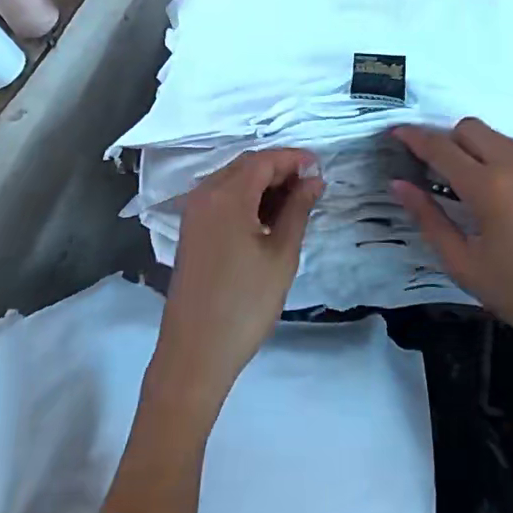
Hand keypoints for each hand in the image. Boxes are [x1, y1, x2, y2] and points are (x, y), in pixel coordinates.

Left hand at [154, 149, 323, 399]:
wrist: (196, 353)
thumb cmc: (245, 303)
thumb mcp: (282, 254)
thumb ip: (298, 209)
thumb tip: (313, 180)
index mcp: (226, 196)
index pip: (264, 160)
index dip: (294, 159)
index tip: (321, 168)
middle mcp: (204, 195)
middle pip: (246, 166)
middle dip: (279, 169)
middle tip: (311, 186)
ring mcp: (193, 214)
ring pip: (233, 181)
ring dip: (263, 184)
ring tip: (295, 203)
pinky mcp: (191, 231)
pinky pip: (221, 199)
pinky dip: (246, 199)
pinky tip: (268, 218)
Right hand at [389, 119, 512, 372]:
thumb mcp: (465, 265)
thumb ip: (429, 219)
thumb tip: (400, 185)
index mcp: (489, 187)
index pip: (441, 147)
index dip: (414, 137)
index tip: (398, 133)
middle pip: (472, 128)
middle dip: (449, 140)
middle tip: (442, 171)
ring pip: (505, 141)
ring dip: (484, 154)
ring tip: (487, 194)